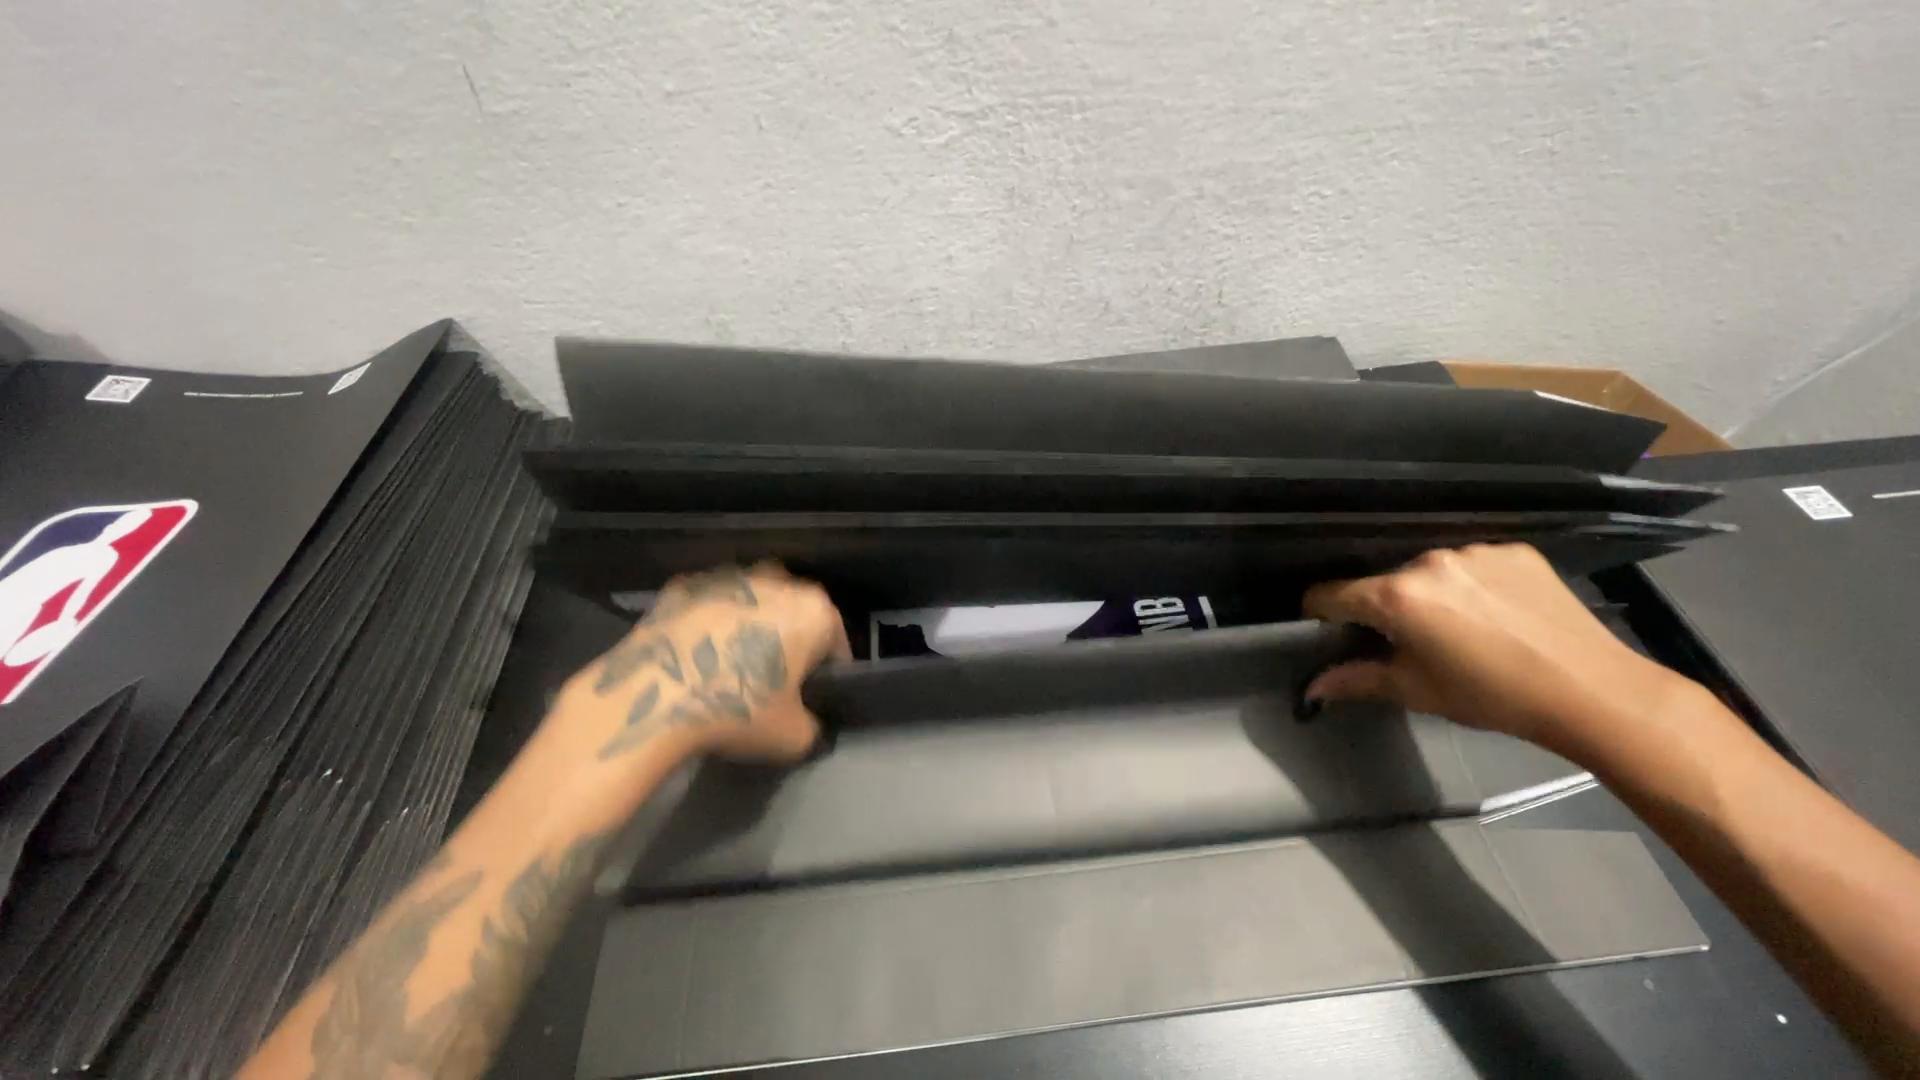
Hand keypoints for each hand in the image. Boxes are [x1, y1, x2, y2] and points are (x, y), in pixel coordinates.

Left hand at [569, 564, 848, 764]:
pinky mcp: (683, 585)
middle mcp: (776, 581)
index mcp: (813, 610)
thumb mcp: (793, 737)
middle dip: (788, 640)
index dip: (828, 670)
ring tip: (729, 668)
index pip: (836, 641)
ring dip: (747, 627)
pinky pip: (708, 606)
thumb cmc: (737, 710)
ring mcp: (727, 577)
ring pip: (750, 603)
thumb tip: (805, 722)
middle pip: (793, 613)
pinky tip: (695, 658)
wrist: (654, 696)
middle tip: (771, 681)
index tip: (813, 693)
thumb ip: (812, 724)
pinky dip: (707, 624)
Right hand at [1302, 543, 1694, 754]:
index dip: (1320, 615)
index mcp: (1397, 596)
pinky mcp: (1513, 550)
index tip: (1330, 632)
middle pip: (1384, 581)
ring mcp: (1474, 551)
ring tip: (1461, 630)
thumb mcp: (1416, 691)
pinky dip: (1472, 586)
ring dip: (1431, 595)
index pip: (1330, 594)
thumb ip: (1357, 680)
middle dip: (1386, 609)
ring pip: (1429, 572)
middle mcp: (1429, 561)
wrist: (1592, 690)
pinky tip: (1497, 615)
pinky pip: (1473, 565)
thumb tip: (1312, 687)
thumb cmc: (1492, 696)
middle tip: (1411, 643)